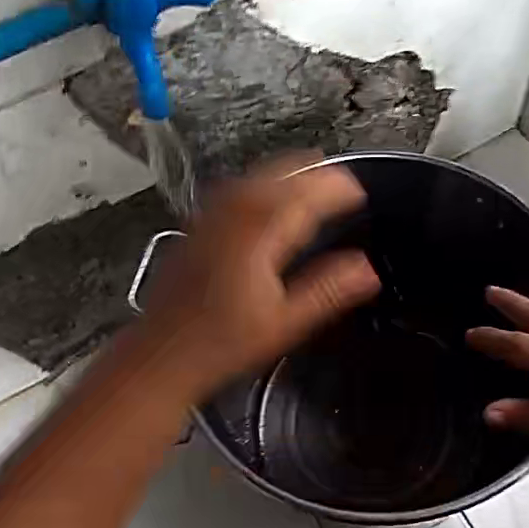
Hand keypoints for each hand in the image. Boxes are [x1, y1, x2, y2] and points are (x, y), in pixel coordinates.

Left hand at [135, 156, 381, 398]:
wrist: (162, 354)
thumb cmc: (221, 344)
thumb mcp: (285, 322)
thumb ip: (328, 290)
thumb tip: (367, 269)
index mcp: (258, 232)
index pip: (307, 192)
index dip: (339, 187)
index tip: (359, 193)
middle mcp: (231, 214)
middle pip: (280, 173)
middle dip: (315, 172)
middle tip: (340, 184)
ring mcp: (209, 217)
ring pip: (255, 176)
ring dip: (287, 174)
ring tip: (312, 183)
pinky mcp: (195, 226)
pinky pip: (234, 189)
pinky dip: (260, 185)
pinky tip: (266, 201)